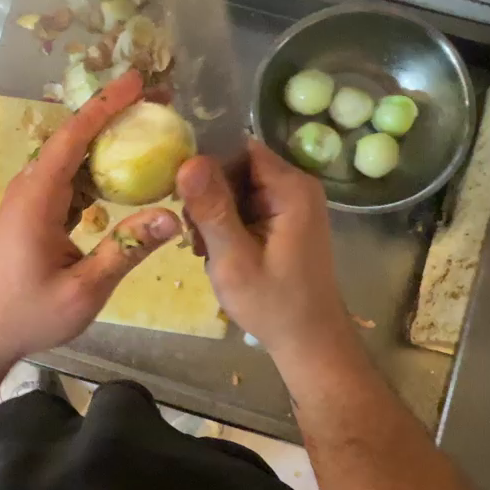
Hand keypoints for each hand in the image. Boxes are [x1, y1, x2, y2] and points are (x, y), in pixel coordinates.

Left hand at [0, 70, 180, 366]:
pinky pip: (68, 178)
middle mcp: (29, 188)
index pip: (73, 138)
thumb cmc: (30, 314)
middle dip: (114, 115)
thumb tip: (173, 216)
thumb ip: (126, 250)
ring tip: (150, 128)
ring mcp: (29, 199)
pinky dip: (97, 169)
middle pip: (73, 139)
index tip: (138, 81)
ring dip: (107, 141)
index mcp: (37, 199)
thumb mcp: (85, 288)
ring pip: (71, 157)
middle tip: (159, 101)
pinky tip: (125, 173)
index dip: (105, 106)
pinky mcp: (33, 213)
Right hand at [175, 140, 354, 357]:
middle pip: (237, 167)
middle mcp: (296, 187)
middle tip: (193, 235)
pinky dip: (227, 225)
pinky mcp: (285, 220)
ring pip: (237, 188)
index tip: (180, 194)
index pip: (238, 148)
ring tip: (204, 248)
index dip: (206, 165)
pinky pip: (246, 206)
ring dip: (214, 214)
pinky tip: (217, 251)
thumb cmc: (273, 304)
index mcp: (291, 188)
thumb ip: (212, 209)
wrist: (309, 340)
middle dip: (208, 195)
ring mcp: (292, 204)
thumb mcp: (233, 259)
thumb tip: (188, 161)